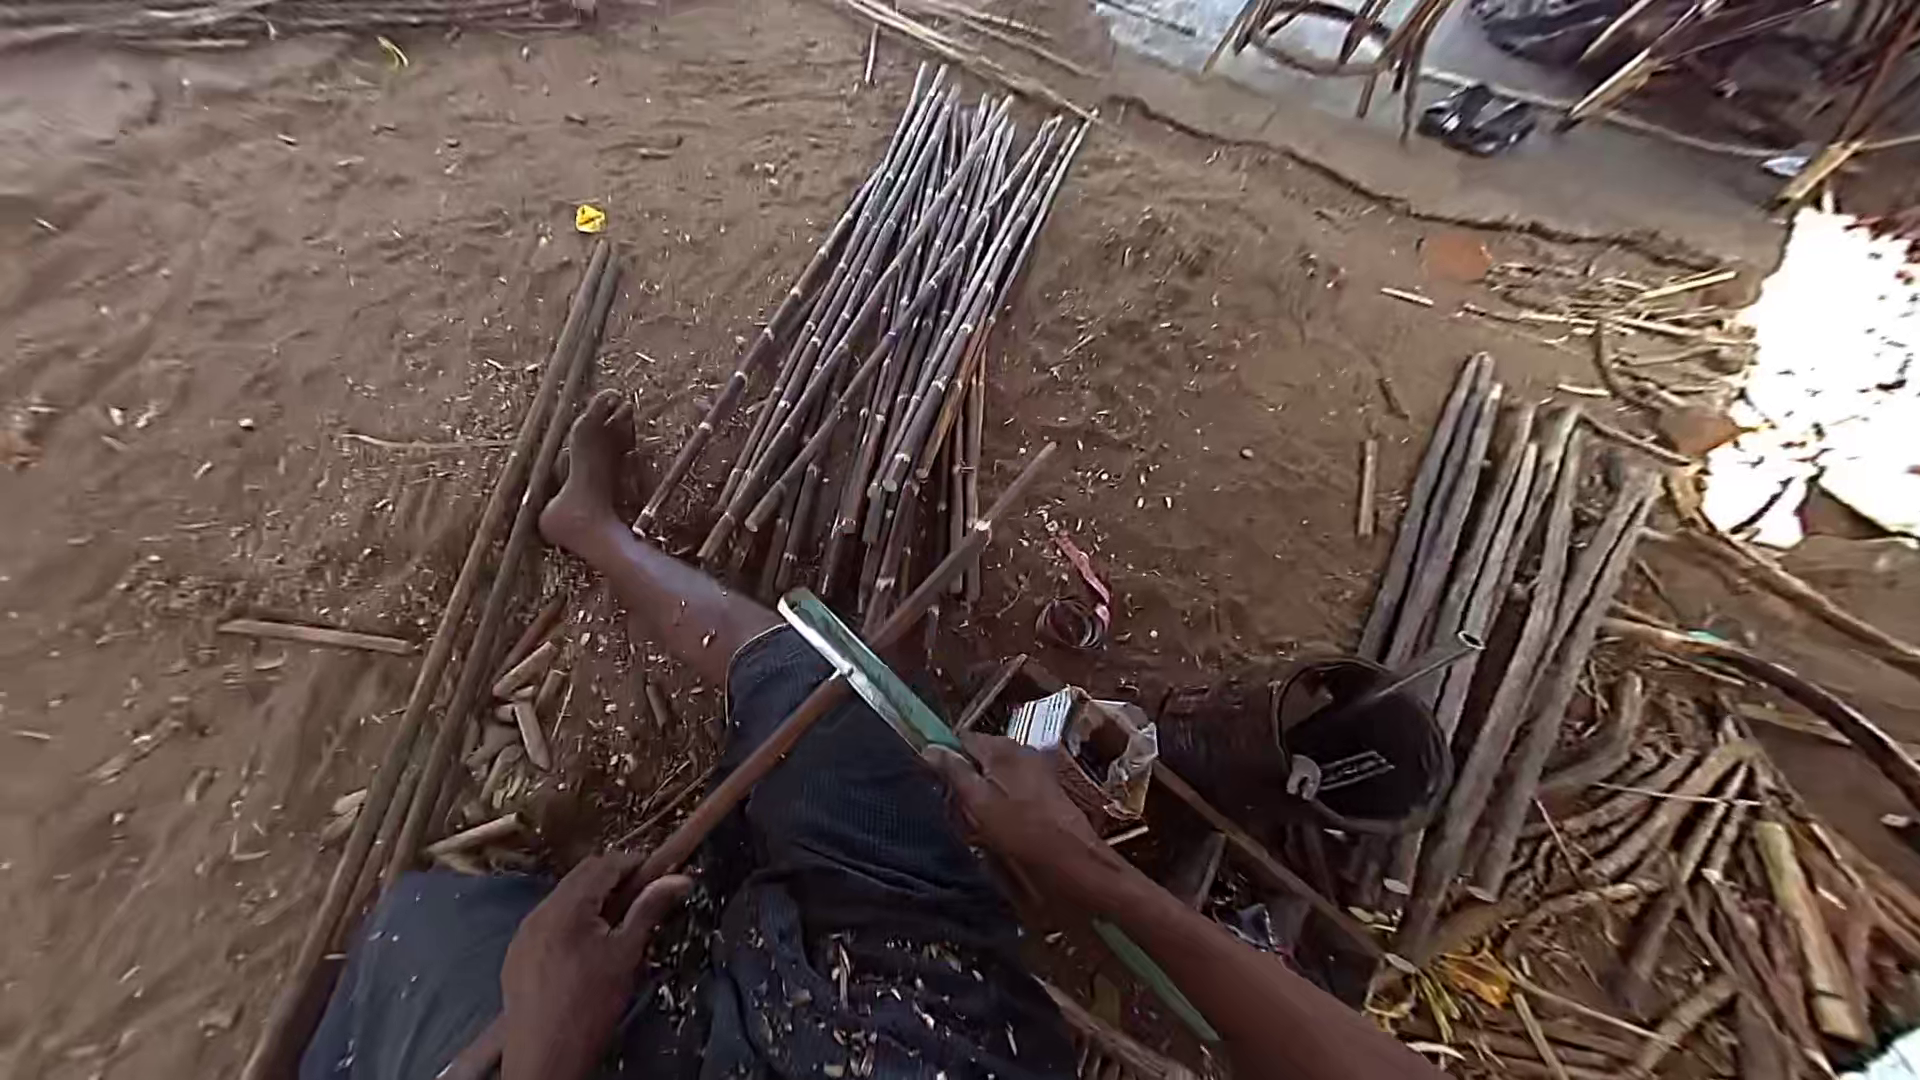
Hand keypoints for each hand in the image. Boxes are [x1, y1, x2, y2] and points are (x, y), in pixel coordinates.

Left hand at [500, 854, 691, 1079]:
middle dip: (613, 876)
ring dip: (593, 895)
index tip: (656, 875)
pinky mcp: (516, 955)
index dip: (635, 863)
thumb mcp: (627, 953)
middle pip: (582, 874)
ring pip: (565, 894)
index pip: (605, 864)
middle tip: (639, 895)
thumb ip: (650, 907)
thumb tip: (681, 877)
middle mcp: (539, 914)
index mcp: (566, 909)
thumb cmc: (591, 1005)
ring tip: (615, 919)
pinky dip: (572, 915)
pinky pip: (549, 917)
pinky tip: (586, 940)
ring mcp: (523, 935)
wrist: (544, 1066)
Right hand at [922, 732, 1133, 907]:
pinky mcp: (1046, 784)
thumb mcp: (979, 803)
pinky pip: (1012, 783)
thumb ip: (954, 772)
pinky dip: (1002, 797)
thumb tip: (929, 747)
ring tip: (979, 820)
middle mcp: (1019, 747)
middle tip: (959, 808)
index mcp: (1000, 747)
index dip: (946, 757)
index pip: (961, 738)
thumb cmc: (1022, 830)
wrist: (1074, 859)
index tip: (937, 783)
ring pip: (996, 770)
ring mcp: (1036, 764)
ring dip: (984, 790)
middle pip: (979, 754)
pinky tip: (1003, 823)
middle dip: (966, 777)